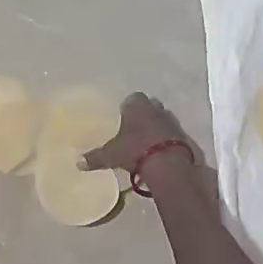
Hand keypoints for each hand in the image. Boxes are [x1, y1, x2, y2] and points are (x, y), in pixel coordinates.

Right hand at [80, 93, 195, 175]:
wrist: (169, 165)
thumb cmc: (135, 151)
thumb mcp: (111, 155)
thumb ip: (95, 157)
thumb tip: (77, 162)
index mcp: (136, 106)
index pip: (132, 98)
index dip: (127, 107)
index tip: (123, 118)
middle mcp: (156, 108)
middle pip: (150, 106)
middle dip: (144, 115)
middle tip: (135, 129)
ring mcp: (172, 121)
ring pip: (163, 119)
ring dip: (157, 127)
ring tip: (148, 143)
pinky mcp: (185, 136)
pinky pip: (174, 134)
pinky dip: (168, 140)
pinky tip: (161, 152)